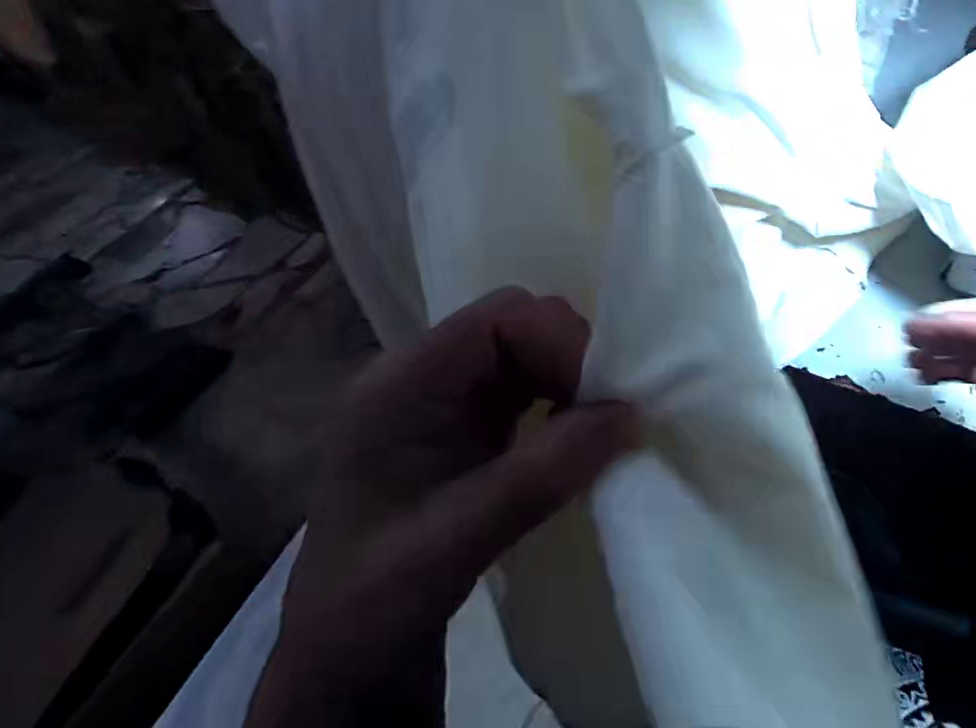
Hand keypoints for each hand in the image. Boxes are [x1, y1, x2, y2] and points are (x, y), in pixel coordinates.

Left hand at [248, 288, 639, 726]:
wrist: (346, 655)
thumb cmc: (375, 600)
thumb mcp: (452, 543)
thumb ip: (539, 476)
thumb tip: (629, 414)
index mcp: (400, 384)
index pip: (496, 319)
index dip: (558, 342)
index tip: (604, 394)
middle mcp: (423, 373)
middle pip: (517, 323)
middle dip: (571, 357)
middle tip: (607, 410)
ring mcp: (447, 394)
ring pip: (530, 348)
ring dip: (573, 377)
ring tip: (596, 425)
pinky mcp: (470, 418)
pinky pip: (531, 381)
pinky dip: (565, 397)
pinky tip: (575, 434)